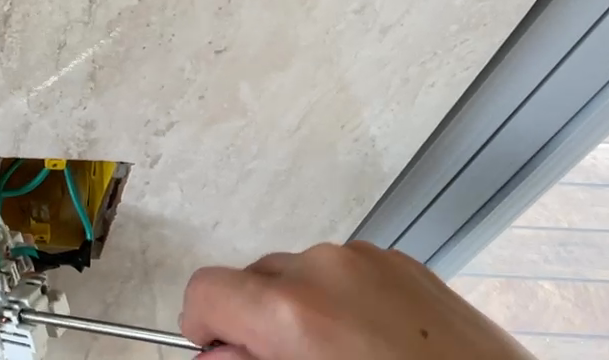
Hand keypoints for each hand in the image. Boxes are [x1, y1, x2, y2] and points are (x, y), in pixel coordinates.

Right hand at [179, 241, 532, 359]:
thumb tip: (219, 356)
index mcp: (293, 308)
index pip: (206, 291)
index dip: (202, 329)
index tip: (218, 359)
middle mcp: (323, 265)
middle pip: (252, 280)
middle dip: (255, 326)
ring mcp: (368, 258)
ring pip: (297, 275)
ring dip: (298, 314)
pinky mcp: (405, 263)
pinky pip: (343, 274)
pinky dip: (340, 304)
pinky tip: (377, 350)